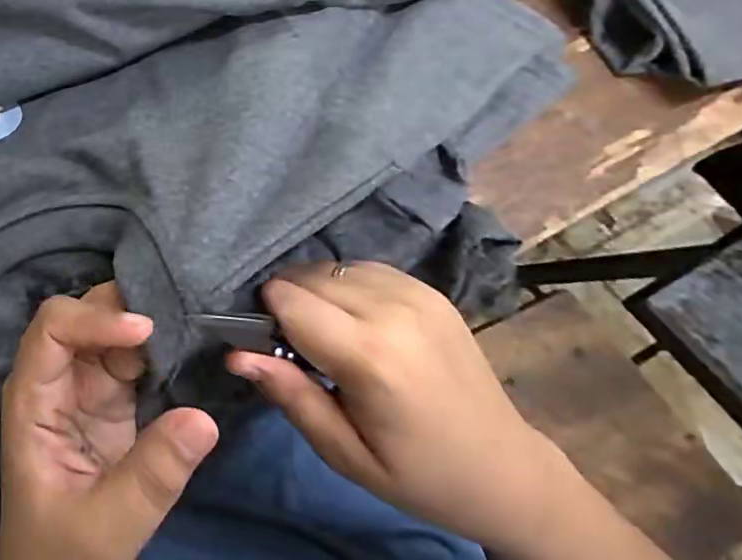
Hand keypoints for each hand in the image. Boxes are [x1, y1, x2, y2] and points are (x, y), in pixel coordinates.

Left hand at [0, 283, 219, 559]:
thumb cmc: (62, 553)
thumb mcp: (106, 526)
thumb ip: (151, 476)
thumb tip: (203, 420)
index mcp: (33, 397)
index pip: (53, 328)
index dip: (95, 318)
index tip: (145, 330)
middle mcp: (55, 378)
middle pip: (83, 313)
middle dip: (126, 304)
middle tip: (178, 306)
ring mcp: (83, 384)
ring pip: (111, 326)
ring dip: (148, 318)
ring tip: (191, 316)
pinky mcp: (110, 397)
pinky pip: (134, 355)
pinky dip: (160, 344)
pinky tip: (189, 341)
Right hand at [224, 262, 562, 555]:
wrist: (505, 467)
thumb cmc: (418, 474)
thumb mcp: (346, 454)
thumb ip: (290, 396)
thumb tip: (235, 354)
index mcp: (372, 356)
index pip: (289, 299)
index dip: (268, 317)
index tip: (271, 346)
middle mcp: (392, 309)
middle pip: (305, 276)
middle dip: (289, 304)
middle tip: (301, 349)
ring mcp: (414, 292)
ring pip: (330, 266)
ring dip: (316, 292)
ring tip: (331, 335)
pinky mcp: (427, 286)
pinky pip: (361, 267)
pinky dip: (344, 286)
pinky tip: (359, 320)